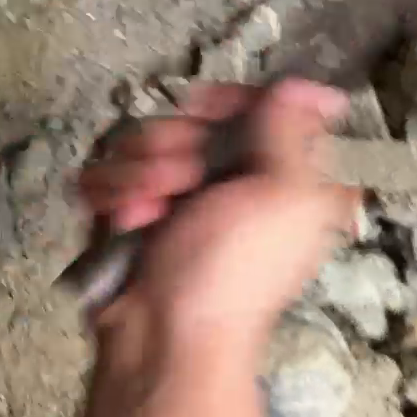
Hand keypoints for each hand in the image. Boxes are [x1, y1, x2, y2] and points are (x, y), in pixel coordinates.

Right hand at [76, 80, 360, 356]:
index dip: (223, 101)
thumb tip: (316, 88)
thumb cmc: (230, 269)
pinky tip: (122, 223)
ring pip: (131, 143)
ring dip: (132, 178)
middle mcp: (222, 178)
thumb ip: (293, 137)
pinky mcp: (121, 206)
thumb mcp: (280, 199)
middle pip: (181, 120)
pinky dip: (105, 197)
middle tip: (177, 186)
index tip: (200, 111)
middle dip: (167, 149)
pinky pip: (99, 173)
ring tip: (145, 215)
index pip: (250, 105)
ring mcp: (166, 193)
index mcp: (278, 175)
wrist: (160, 328)